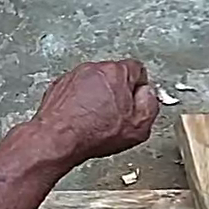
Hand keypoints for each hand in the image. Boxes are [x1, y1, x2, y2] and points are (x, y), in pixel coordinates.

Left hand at [29, 59, 159, 166]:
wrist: (57, 139)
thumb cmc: (93, 133)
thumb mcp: (139, 125)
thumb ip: (150, 103)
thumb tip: (147, 94)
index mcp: (116, 72)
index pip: (137, 70)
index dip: (139, 89)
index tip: (135, 103)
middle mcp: (94, 69)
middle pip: (114, 75)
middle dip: (117, 93)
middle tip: (115, 115)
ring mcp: (74, 76)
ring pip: (94, 83)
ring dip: (96, 97)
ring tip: (95, 119)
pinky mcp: (59, 86)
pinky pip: (76, 91)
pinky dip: (79, 102)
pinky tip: (80, 119)